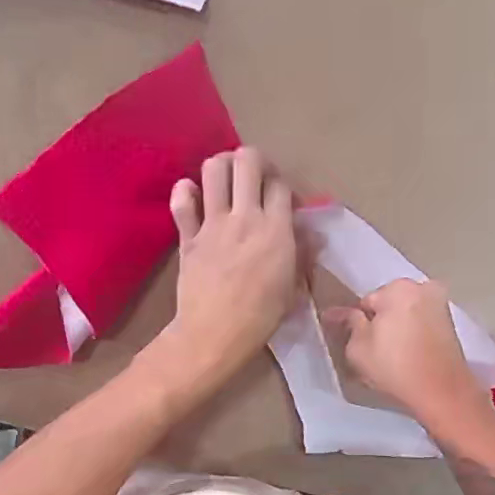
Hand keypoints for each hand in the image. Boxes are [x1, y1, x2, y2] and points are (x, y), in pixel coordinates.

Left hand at [149, 147, 299, 383]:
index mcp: (277, 229)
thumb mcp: (292, 288)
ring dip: (221, 166)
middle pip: (248, 160)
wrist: (214, 335)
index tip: (281, 203)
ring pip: (214, 169)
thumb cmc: (259, 317)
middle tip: (252, 179)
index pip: (281, 183)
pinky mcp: (187, 237)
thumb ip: (302, 255)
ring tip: (225, 181)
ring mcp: (213, 224)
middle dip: (252, 161)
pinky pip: (182, 202)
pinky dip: (185, 192)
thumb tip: (312, 235)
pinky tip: (192, 197)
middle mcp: (245, 217)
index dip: (282, 185)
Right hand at [323, 279, 490, 428]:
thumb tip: (335, 312)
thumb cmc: (393, 366)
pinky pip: (420, 323)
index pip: (365, 302)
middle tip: (372, 349)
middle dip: (379, 321)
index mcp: (398, 288)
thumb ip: (348, 323)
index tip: (355, 341)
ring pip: (405, 314)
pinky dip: (411, 334)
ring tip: (388, 354)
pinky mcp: (451, 323)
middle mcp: (423, 288)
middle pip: (388, 304)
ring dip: (395, 328)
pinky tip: (405, 354)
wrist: (440, 391)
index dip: (357, 323)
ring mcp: (441, 304)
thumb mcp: (357, 347)